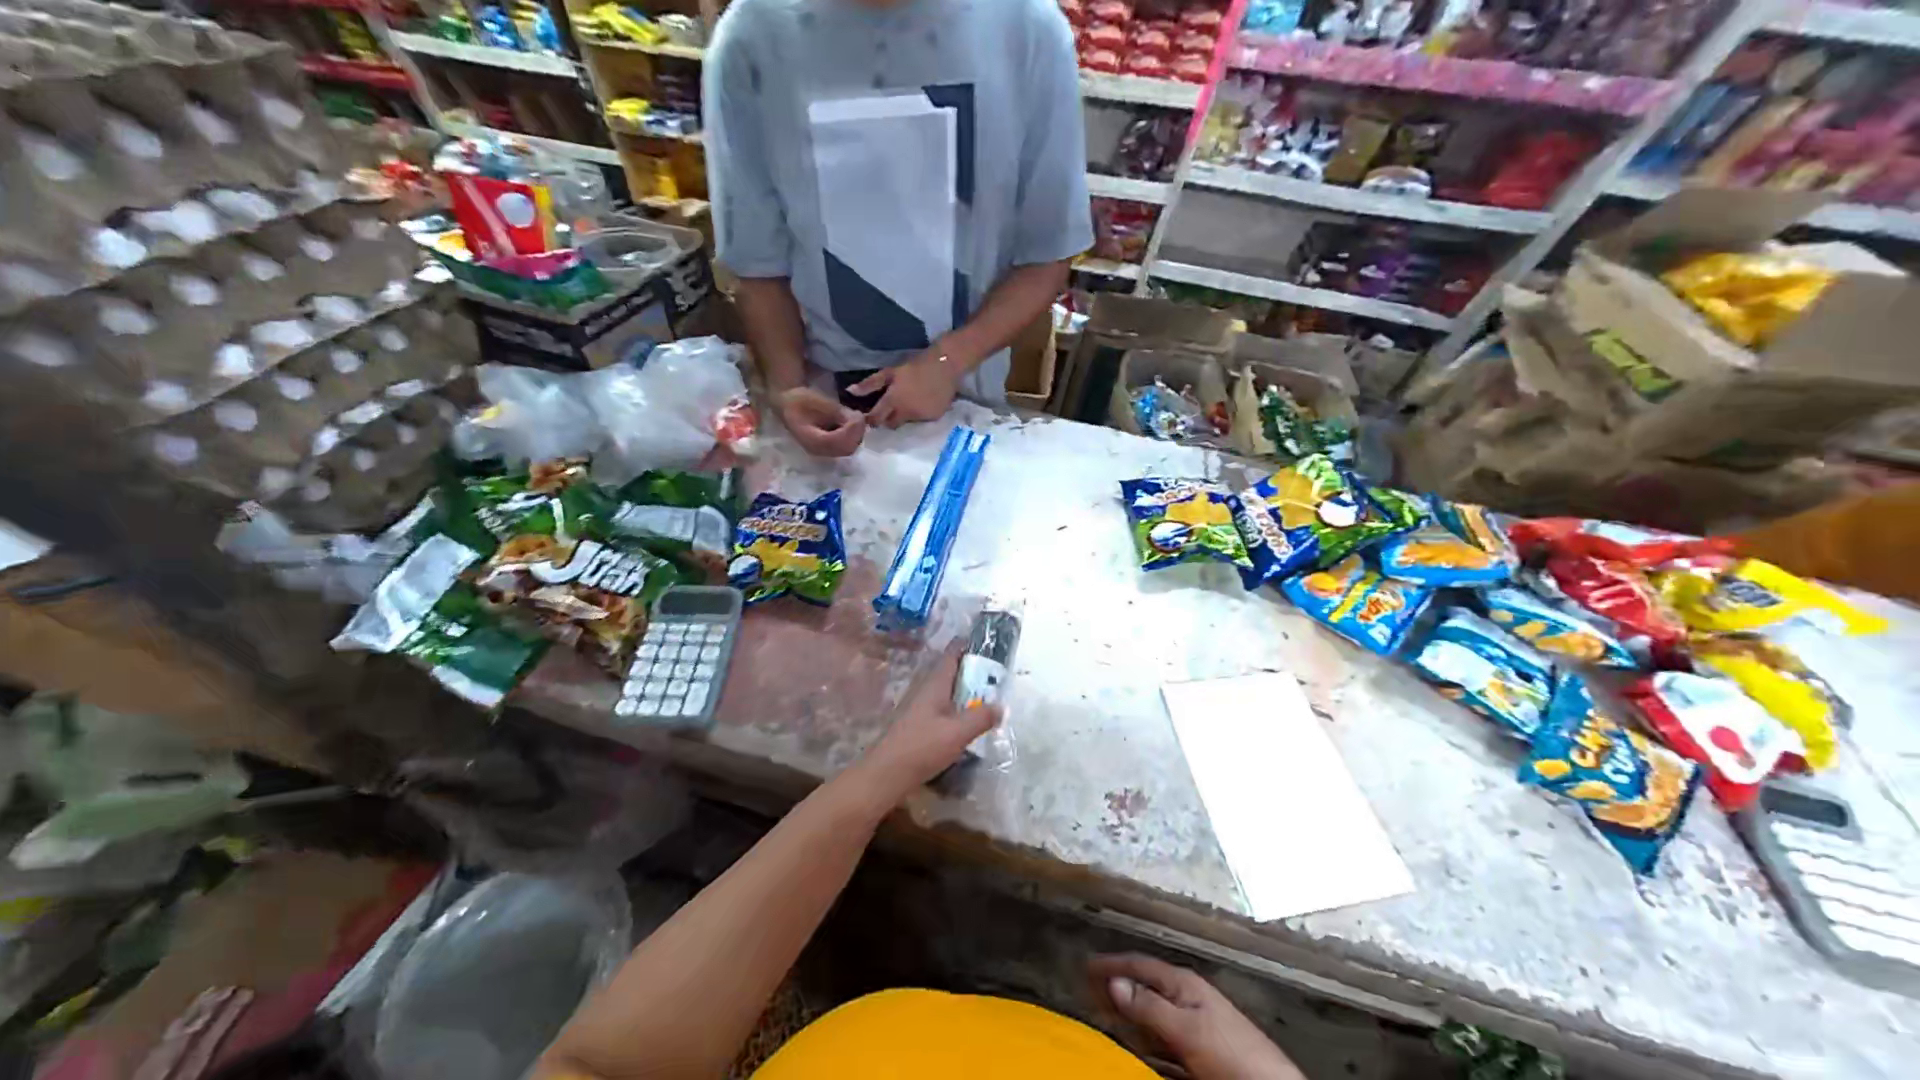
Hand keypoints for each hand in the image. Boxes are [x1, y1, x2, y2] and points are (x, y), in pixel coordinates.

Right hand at [776, 386, 865, 456]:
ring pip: (848, 449)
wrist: (789, 407)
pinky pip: (846, 448)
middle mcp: (818, 451)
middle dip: (857, 432)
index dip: (851, 430)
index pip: (837, 441)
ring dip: (857, 435)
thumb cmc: (801, 401)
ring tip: (855, 419)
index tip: (858, 415)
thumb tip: (857, 419)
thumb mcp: (819, 401)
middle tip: (859, 416)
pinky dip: (853, 437)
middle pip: (846, 448)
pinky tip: (851, 425)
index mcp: (810, 439)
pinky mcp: (829, 451)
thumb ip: (838, 412)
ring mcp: (824, 453)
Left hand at [842, 644, 999, 807]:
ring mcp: (919, 708)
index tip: (985, 641)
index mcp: (934, 685)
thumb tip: (1001, 706)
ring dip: (964, 689)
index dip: (966, 645)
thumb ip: (980, 717)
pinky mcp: (917, 725)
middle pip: (949, 672)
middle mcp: (925, 691)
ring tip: (985, 694)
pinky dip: (956, 707)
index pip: (951, 655)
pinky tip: (966, 721)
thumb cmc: (922, 747)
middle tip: (994, 671)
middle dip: (970, 668)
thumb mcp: (957, 732)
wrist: (886, 773)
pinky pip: (941, 707)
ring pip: (945, 690)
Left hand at [849, 350, 962, 429]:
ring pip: (907, 423)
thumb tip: (850, 392)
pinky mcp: (935, 417)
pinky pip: (922, 420)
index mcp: (893, 400)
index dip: (872, 419)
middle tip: (892, 407)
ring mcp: (921, 417)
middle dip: (889, 419)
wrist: (945, 364)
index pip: (876, 419)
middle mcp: (906, 412)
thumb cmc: (915, 366)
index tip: (871, 415)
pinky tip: (923, 402)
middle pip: (892, 425)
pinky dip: (920, 414)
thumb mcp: (890, 372)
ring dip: (905, 415)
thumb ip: (870, 384)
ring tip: (910, 401)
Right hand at [1091, 954, 1305, 1079]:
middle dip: (1117, 986)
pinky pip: (1162, 1038)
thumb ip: (1149, 1006)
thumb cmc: (1230, 1057)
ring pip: (1153, 1012)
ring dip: (1129, 1012)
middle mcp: (1188, 997)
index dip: (1112, 964)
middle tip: (1087, 990)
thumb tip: (1112, 981)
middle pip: (1145, 985)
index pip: (1140, 964)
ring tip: (1103, 1016)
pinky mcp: (1200, 1052)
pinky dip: (1144, 1038)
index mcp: (1184, 984)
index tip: (1084, 966)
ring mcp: (1195, 1025)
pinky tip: (1134, 1048)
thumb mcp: (1186, 1030)